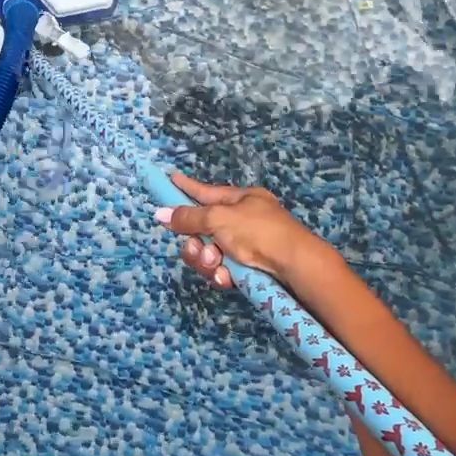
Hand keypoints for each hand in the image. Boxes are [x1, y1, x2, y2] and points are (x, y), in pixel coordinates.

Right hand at [155, 174, 321, 286]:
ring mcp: (246, 246)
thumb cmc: (259, 232)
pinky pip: (222, 269)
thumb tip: (160, 214)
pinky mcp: (248, 269)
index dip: (186, 187)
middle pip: (202, 229)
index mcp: (240, 200)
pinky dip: (220, 273)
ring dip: (206, 260)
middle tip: (197, 247)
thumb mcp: (218, 219)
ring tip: (214, 263)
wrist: (296, 267)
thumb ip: (188, 218)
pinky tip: (226, 278)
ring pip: (209, 252)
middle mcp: (242, 221)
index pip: (205, 192)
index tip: (170, 177)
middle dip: (195, 241)